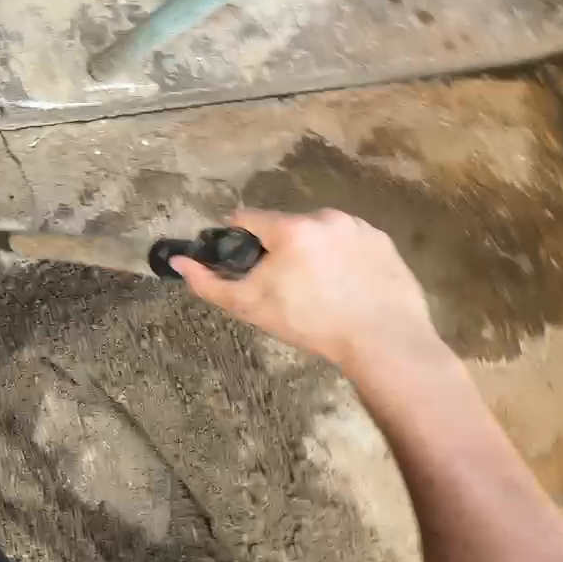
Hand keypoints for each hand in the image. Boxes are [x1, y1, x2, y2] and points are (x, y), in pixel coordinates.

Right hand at [170, 209, 443, 375]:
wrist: (385, 344)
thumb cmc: (309, 323)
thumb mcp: (248, 305)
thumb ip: (207, 282)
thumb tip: (177, 262)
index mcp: (290, 227)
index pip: (246, 218)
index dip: (239, 242)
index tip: (248, 268)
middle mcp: (325, 217)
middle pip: (283, 225)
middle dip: (277, 248)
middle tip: (284, 284)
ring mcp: (359, 228)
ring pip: (316, 232)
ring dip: (309, 250)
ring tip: (317, 286)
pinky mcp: (385, 243)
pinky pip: (348, 241)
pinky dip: (341, 256)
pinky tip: (344, 285)